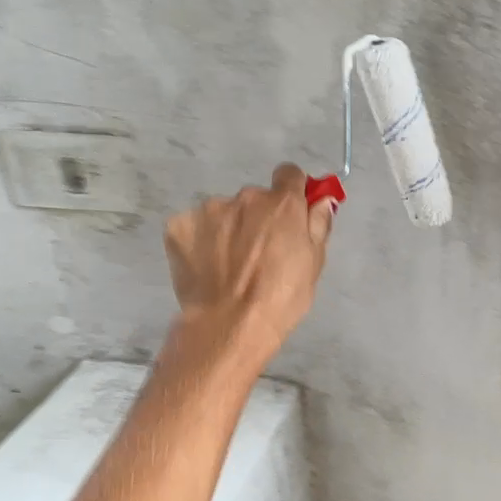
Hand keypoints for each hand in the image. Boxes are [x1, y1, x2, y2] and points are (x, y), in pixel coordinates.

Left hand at [163, 164, 334, 368]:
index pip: (289, 174)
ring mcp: (208, 210)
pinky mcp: (178, 226)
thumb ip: (318, 223)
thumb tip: (321, 198)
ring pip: (224, 212)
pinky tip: (206, 266)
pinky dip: (200, 241)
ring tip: (229, 264)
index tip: (290, 213)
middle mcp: (245, 197)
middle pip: (255, 198)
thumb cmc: (283, 297)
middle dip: (258, 217)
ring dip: (229, 228)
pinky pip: (195, 226)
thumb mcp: (315, 261)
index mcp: (282, 203)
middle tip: (259, 252)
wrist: (229, 326)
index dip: (291, 191)